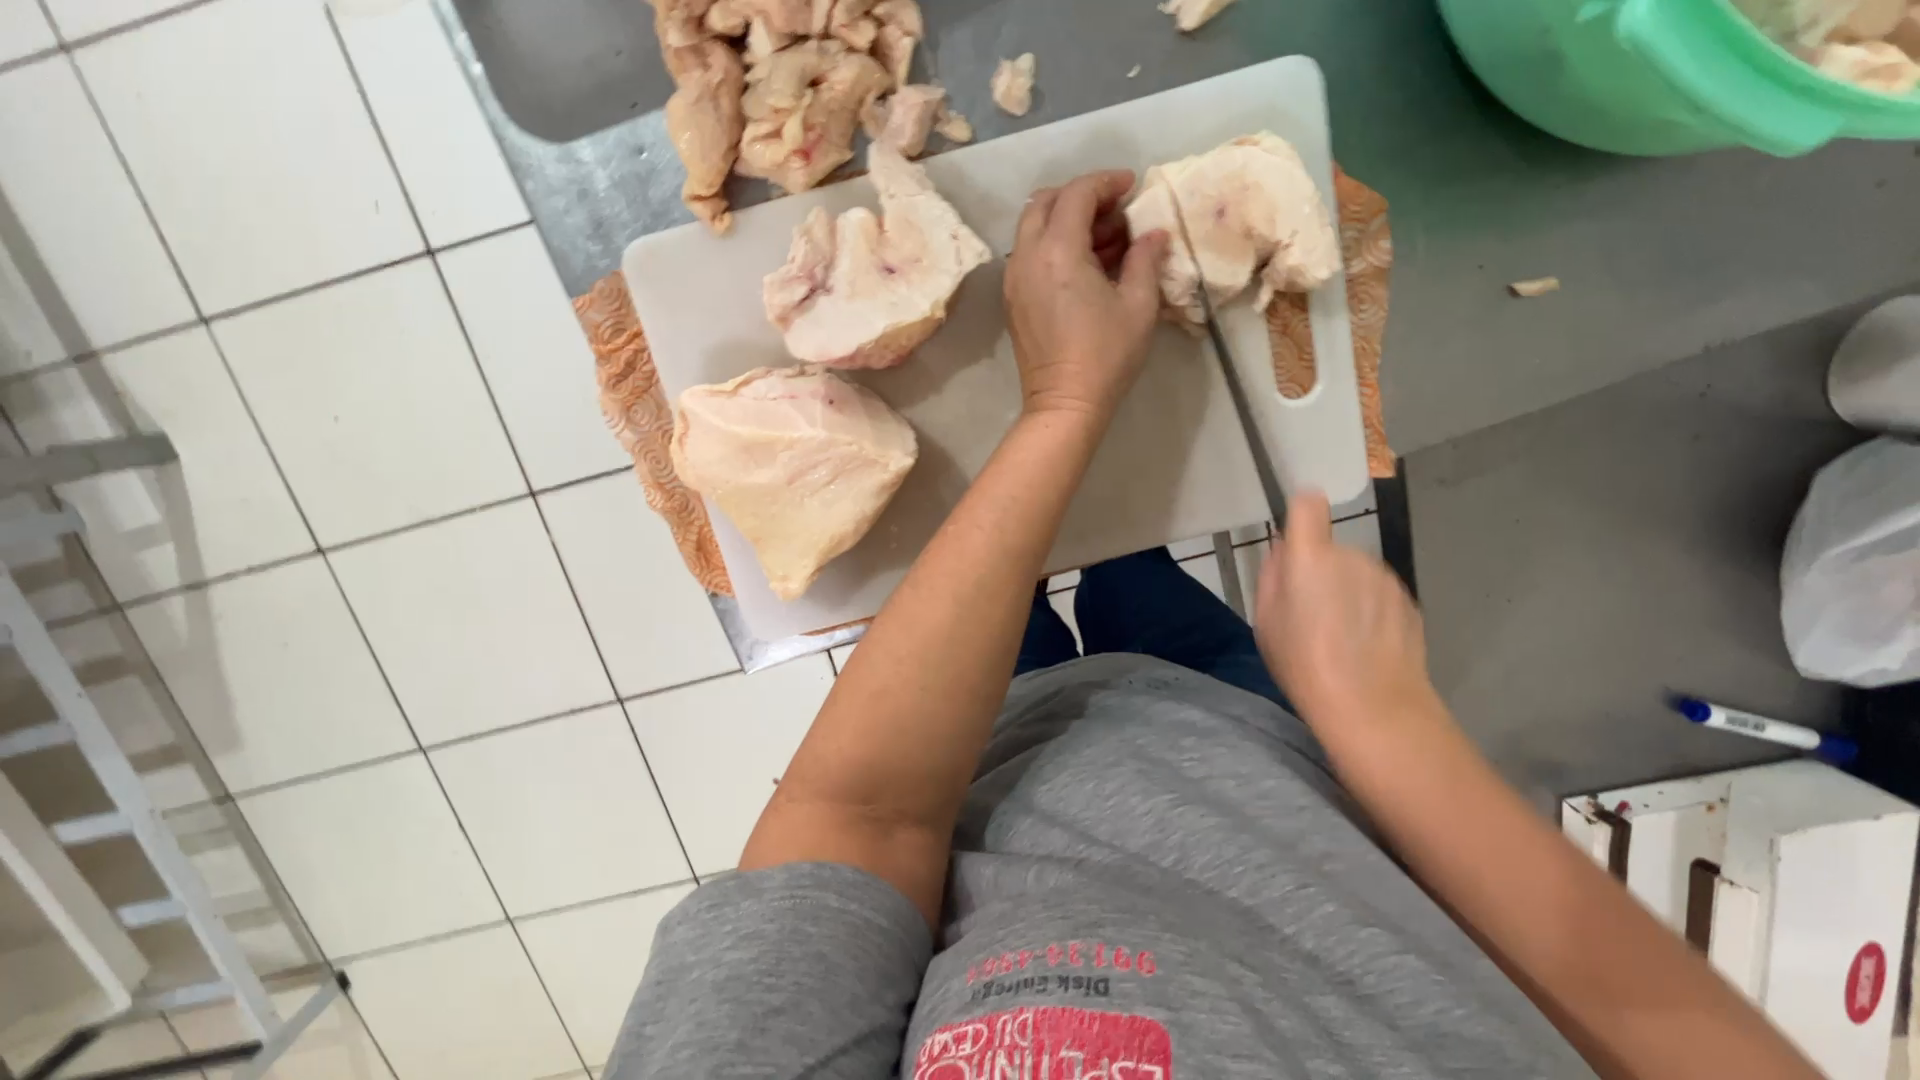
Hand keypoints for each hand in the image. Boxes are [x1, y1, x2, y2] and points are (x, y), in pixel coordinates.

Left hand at [1004, 170, 1170, 421]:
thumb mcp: (1138, 305)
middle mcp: (1027, 256)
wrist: (1064, 402)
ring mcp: (1014, 279)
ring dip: (1065, 220)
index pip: (1077, 193)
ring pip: (1032, 227)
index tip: (1131, 187)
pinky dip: (1052, 244)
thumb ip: (1145, 259)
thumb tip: (1152, 235)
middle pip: (1045, 201)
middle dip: (1080, 195)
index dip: (1106, 182)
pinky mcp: (1012, 299)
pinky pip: (1028, 253)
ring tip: (1105, 240)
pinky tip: (1085, 265)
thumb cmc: (1106, 355)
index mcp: (1057, 250)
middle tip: (1115, 210)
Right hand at [1255, 494, 1440, 732]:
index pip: (1308, 506)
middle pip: (1331, 550)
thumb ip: (1273, 577)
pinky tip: (1367, 647)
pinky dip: (1371, 612)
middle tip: (1311, 617)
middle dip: (1321, 573)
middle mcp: (1351, 556)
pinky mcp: (1409, 600)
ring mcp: (1385, 578)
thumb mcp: (1266, 624)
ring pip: (1357, 574)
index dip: (1301, 514)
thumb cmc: (1304, 665)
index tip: (1297, 537)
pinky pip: (1379, 596)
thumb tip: (1285, 553)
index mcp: (1310, 558)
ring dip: (1348, 593)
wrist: (1373, 706)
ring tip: (1342, 638)